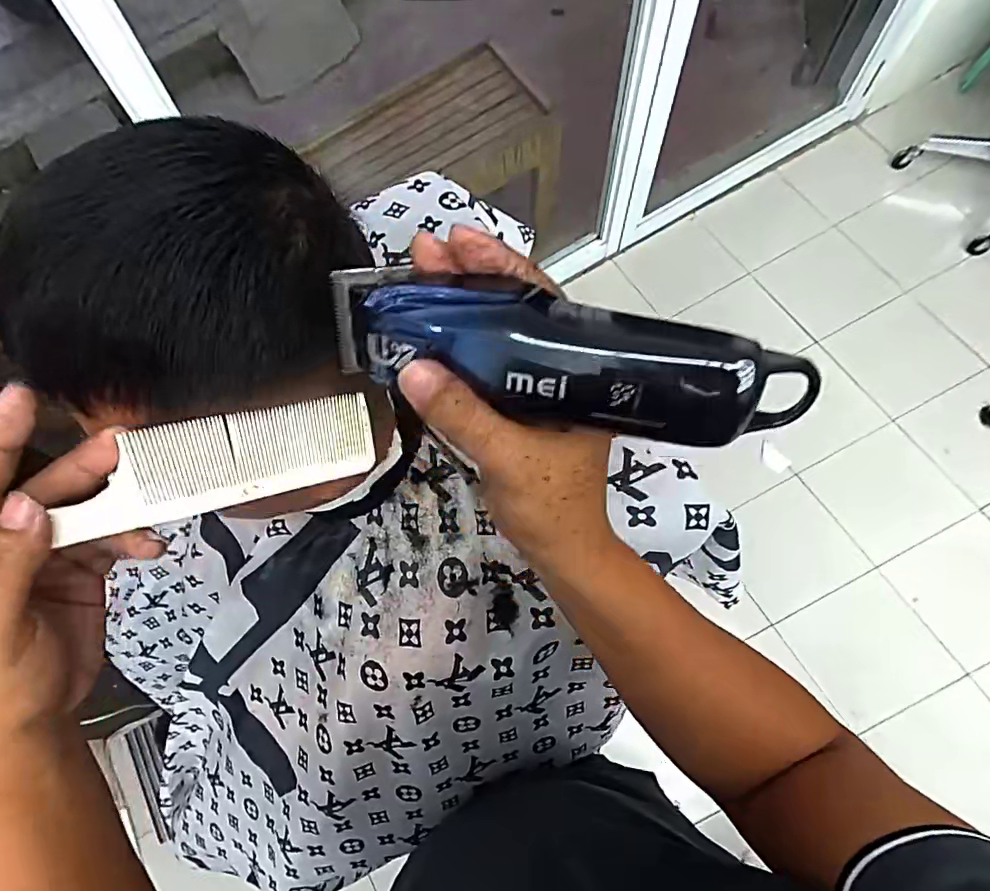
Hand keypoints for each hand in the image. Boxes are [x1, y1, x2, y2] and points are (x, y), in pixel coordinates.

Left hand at [0, 384, 164, 735]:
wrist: (32, 723)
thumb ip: (3, 567)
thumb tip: (27, 507)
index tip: (20, 400)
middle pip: (38, 492)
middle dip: (77, 470)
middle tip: (115, 448)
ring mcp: (41, 557)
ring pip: (81, 513)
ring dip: (115, 506)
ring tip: (145, 498)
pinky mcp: (77, 571)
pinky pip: (108, 540)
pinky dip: (131, 539)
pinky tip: (147, 543)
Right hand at [398, 225, 613, 570]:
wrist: (562, 550)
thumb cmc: (550, 508)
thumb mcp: (507, 460)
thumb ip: (464, 416)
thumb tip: (412, 369)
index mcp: (577, 373)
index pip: (542, 302)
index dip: (500, 267)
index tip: (459, 241)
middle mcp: (560, 371)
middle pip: (517, 311)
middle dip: (471, 280)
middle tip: (424, 253)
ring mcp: (539, 390)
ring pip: (500, 337)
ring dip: (462, 310)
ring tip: (420, 280)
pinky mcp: (518, 410)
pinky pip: (487, 369)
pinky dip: (459, 349)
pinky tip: (432, 335)